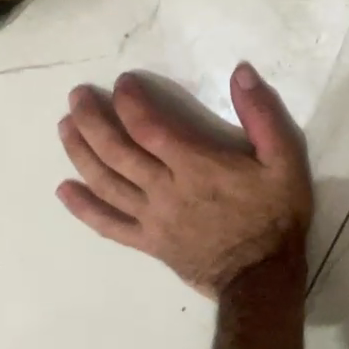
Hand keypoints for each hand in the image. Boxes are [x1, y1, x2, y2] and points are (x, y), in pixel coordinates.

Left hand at [56, 63, 313, 296]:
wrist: (263, 275)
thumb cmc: (275, 212)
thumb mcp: (283, 156)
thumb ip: (261, 113)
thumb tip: (240, 72)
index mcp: (195, 165)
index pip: (149, 127)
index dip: (130, 102)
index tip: (121, 81)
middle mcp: (165, 190)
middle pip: (117, 152)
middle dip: (93, 120)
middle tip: (76, 95)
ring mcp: (152, 219)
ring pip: (106, 183)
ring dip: (81, 153)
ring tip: (65, 127)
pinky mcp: (148, 243)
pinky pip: (108, 225)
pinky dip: (83, 207)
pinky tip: (64, 190)